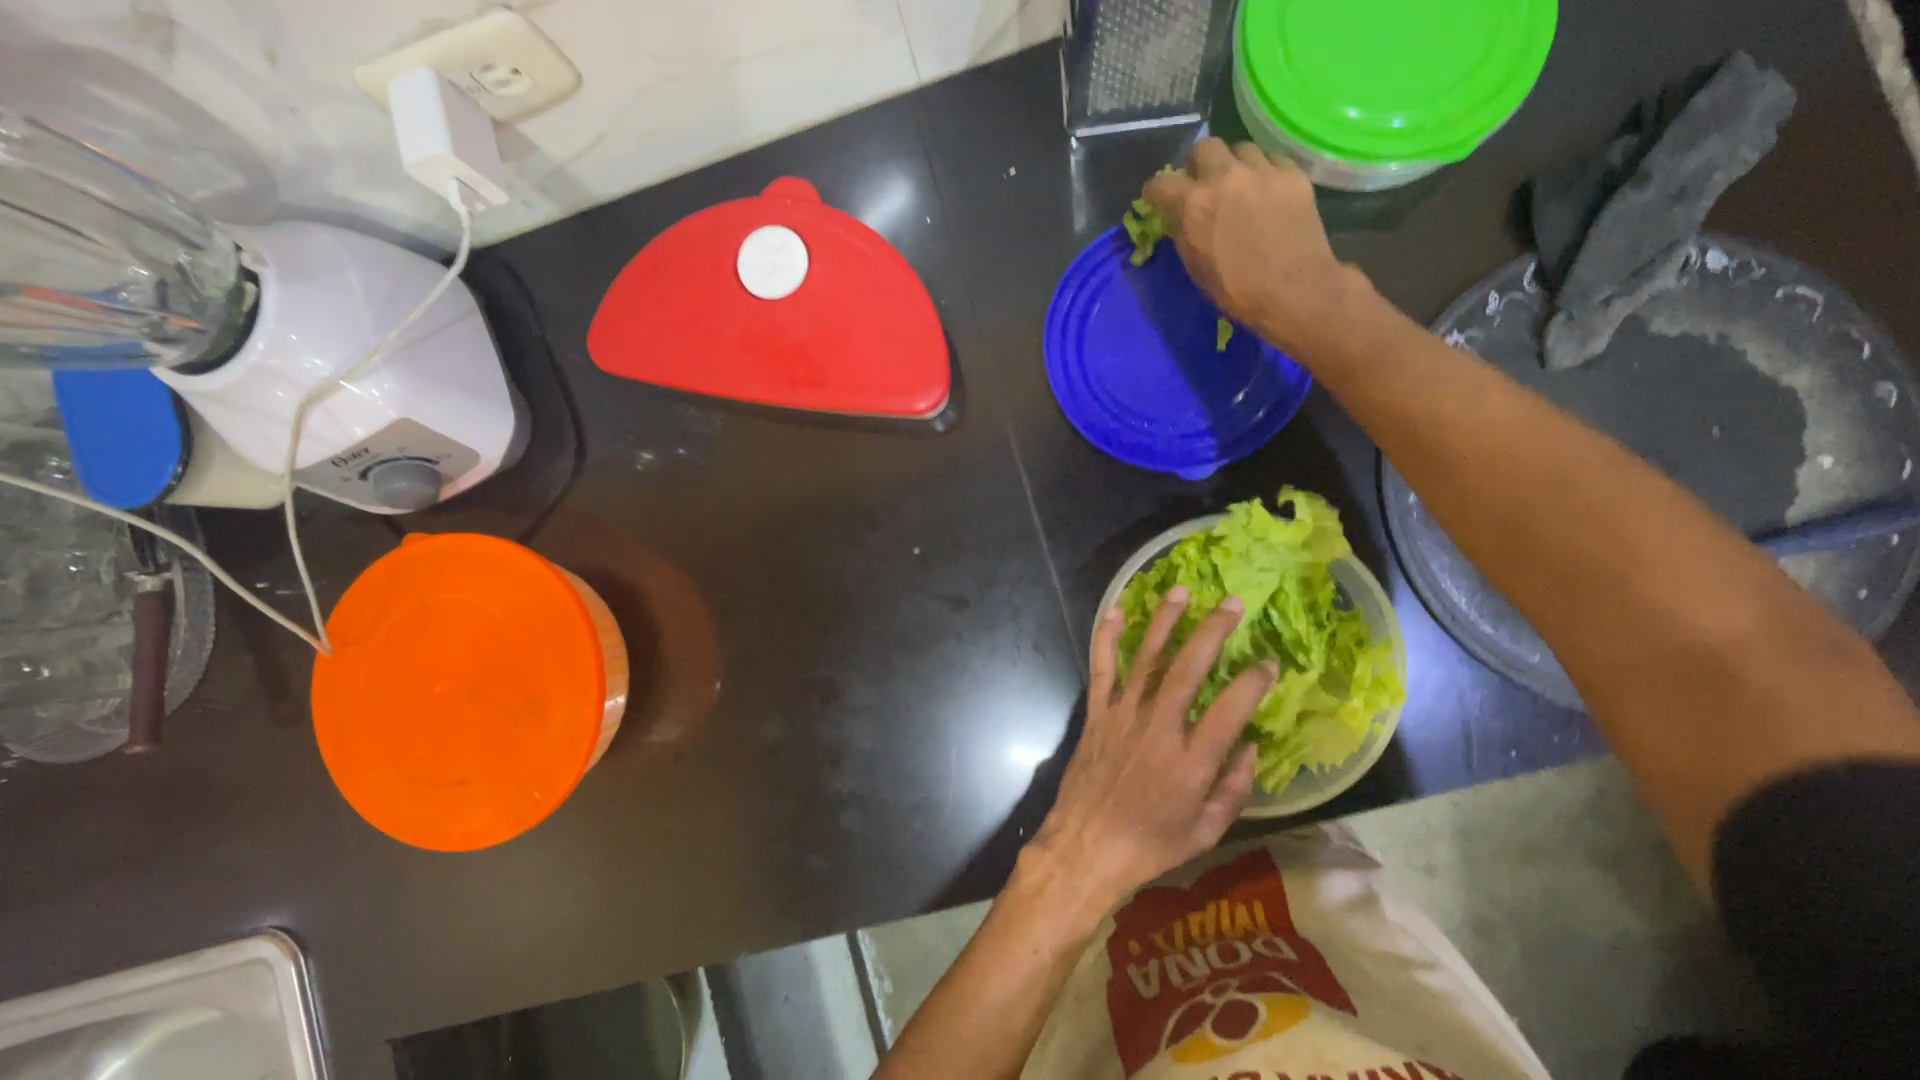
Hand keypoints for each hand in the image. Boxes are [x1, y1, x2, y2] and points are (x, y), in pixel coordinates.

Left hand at [1024, 587, 1276, 912]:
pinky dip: (1107, 639)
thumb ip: (1235, 789)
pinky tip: (1115, 611)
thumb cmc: (1150, 846)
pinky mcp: (1096, 716)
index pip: (1231, 708)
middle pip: (1189, 668)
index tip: (1269, 664)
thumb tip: (1252, 747)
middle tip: (1232, 603)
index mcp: (1192, 762)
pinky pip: (1102, 670)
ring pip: (1147, 659)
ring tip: (1181, 590)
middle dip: (1213, 631)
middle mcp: (1158, 730)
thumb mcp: (1207, 832)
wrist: (1085, 848)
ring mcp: (1122, 718)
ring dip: (1165, 622)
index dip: (1254, 681)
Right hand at [1145, 138, 1370, 356]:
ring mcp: (1262, 171)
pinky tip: (1268, 190)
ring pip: (1241, 148)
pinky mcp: (1293, 174)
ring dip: (1235, 164)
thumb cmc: (1238, 290)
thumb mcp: (1197, 267)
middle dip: (1198, 163)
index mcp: (1194, 204)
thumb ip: (1184, 234)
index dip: (1157, 192)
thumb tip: (1181, 218)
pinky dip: (1266, 171)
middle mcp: (1225, 177)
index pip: (1161, 183)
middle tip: (1204, 182)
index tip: (1160, 199)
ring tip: (1241, 184)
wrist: (1295, 291)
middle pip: (1204, 146)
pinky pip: (1273, 159)